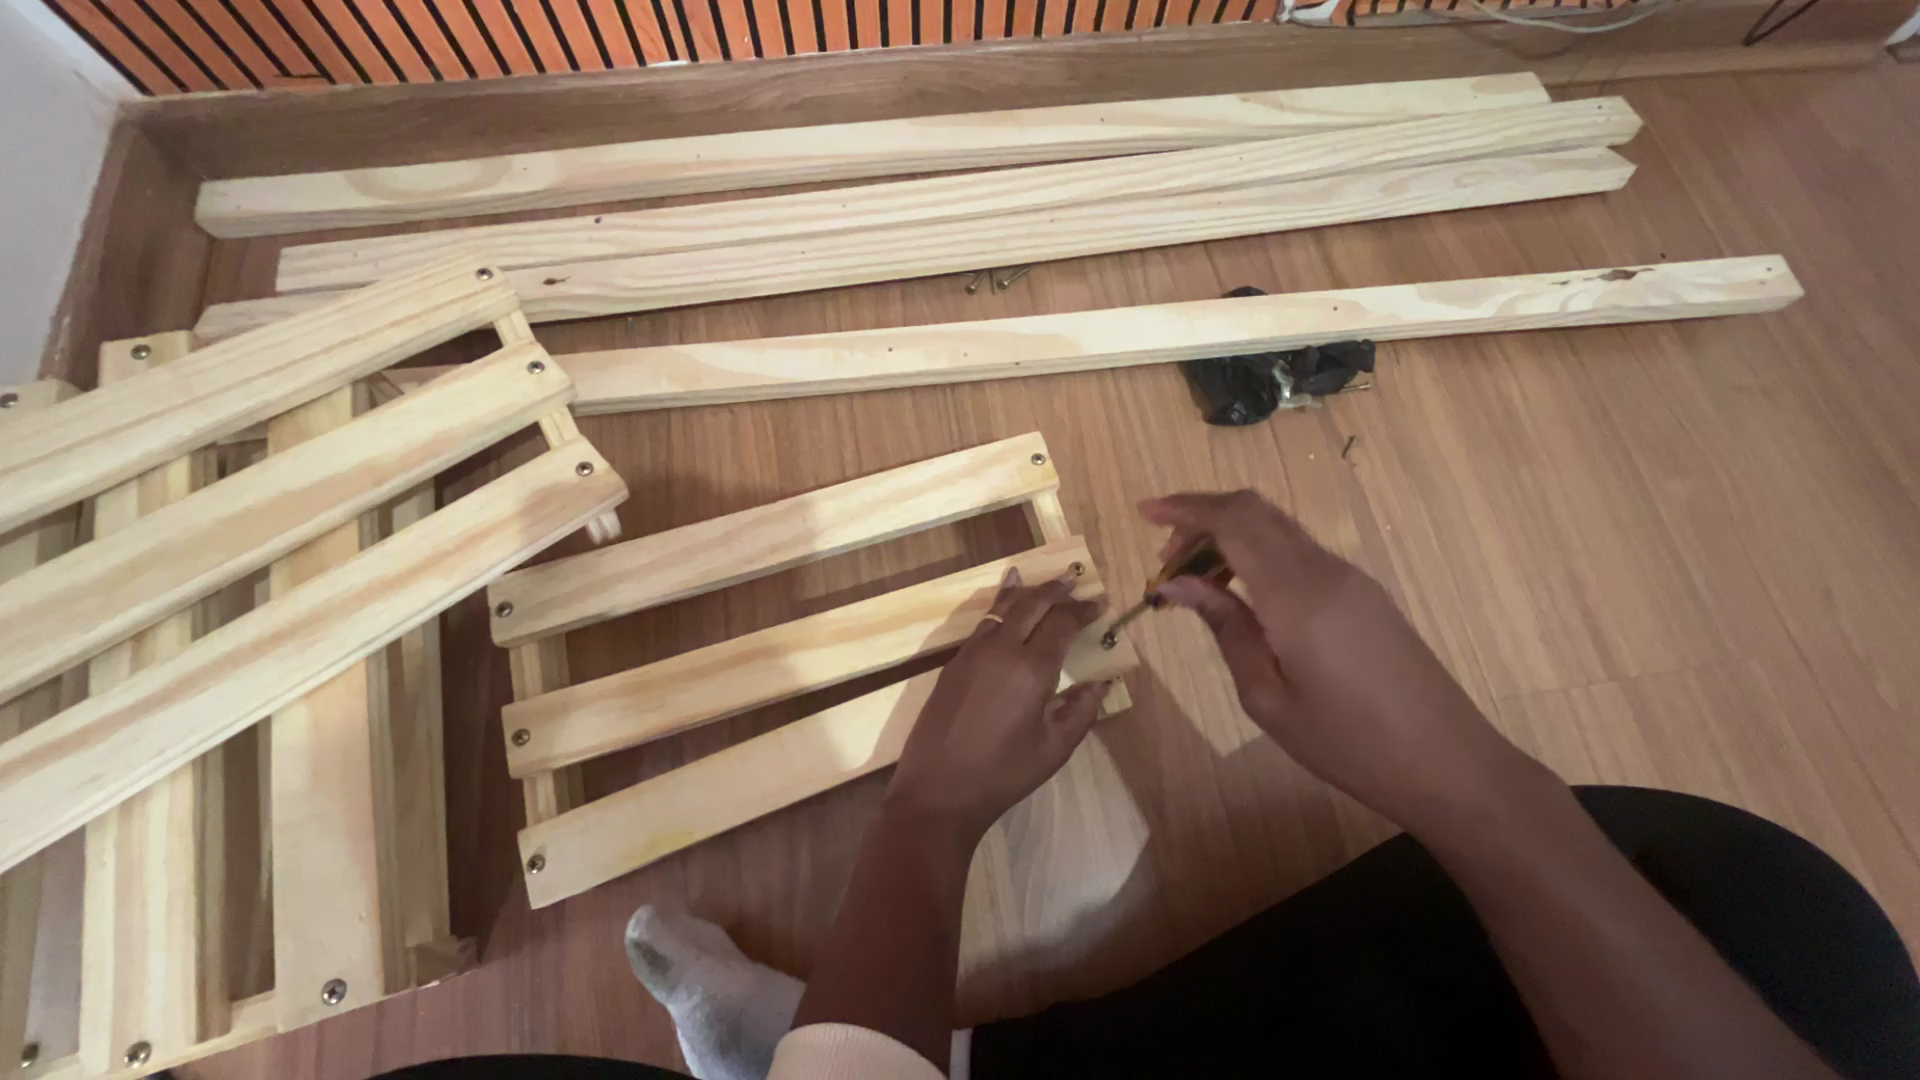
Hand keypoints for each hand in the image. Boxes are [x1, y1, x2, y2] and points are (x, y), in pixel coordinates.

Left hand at [885, 568, 1109, 842]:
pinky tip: (1007, 596)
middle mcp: (1001, 649)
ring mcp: (973, 652)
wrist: (937, 790)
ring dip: (1029, 591)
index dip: (1083, 610)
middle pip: (1033, 604)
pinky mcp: (954, 662)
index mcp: (1032, 669)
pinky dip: (1001, 604)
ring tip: (1047, 581)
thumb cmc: (1002, 775)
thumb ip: (1081, 711)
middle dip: (1057, 590)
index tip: (1100, 604)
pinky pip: (984, 622)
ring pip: (1004, 606)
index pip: (1062, 623)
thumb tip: (1101, 682)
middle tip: (1075, 580)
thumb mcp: (1054, 749)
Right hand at [1140, 491, 1544, 834]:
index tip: (1143, 513)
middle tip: (1164, 561)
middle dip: (1201, 519)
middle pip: (1255, 512)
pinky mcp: (1362, 594)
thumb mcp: (1266, 694)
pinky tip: (1238, 596)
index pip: (1234, 520)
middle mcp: (1325, 570)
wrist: (1448, 764)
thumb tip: (1176, 584)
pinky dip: (1256, 556)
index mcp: (1296, 594)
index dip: (1185, 508)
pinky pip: (1297, 553)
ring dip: (1229, 538)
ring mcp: (1349, 579)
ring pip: (1277, 529)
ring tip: (1193, 580)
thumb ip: (1224, 627)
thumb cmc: (1347, 743)